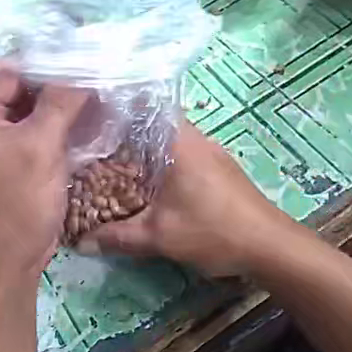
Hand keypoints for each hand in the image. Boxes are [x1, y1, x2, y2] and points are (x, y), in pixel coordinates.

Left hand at [0, 65, 90, 289]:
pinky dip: (54, 136)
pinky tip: (84, 135)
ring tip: (98, 109)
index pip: (13, 73)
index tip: (91, 69)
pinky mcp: (5, 169)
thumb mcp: (40, 146)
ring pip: (29, 118)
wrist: (2, 266)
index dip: (52, 69)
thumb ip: (61, 102)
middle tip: (99, 89)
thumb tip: (84, 74)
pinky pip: (31, 141)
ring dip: (60, 115)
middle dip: (59, 92)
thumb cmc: (16, 203)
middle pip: (20, 94)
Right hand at [78, 123, 302, 276]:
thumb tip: (81, 242)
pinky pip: (183, 158)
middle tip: (93, 147)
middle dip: (125, 135)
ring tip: (113, 166)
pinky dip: (162, 166)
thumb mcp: (159, 236)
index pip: (146, 104)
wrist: (270, 247)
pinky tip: (147, 185)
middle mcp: (197, 140)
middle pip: (155, 124)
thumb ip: (118, 237)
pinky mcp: (221, 171)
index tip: (90, 114)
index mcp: (181, 142)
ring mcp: (212, 154)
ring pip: (170, 143)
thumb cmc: (214, 231)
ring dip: (145, 153)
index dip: (117, 106)